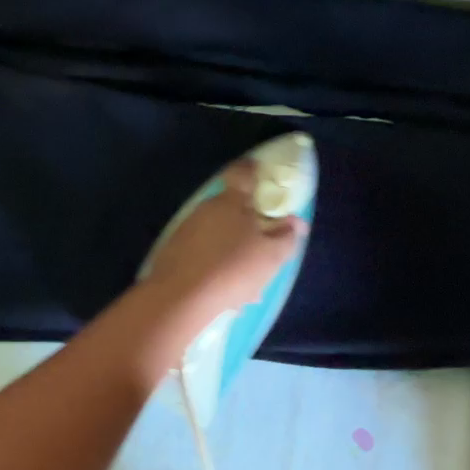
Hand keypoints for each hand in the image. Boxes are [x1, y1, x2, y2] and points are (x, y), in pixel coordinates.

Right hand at [142, 160, 307, 318]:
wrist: (177, 297)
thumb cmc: (211, 246)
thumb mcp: (227, 204)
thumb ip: (243, 183)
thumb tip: (254, 164)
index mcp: (276, 253)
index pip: (292, 232)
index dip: (286, 215)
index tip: (274, 203)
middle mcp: (264, 278)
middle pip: (270, 252)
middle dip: (259, 234)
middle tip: (242, 214)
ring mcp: (240, 297)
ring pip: (247, 269)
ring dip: (237, 253)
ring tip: (216, 234)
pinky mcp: (216, 305)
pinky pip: (223, 280)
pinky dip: (217, 268)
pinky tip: (200, 258)